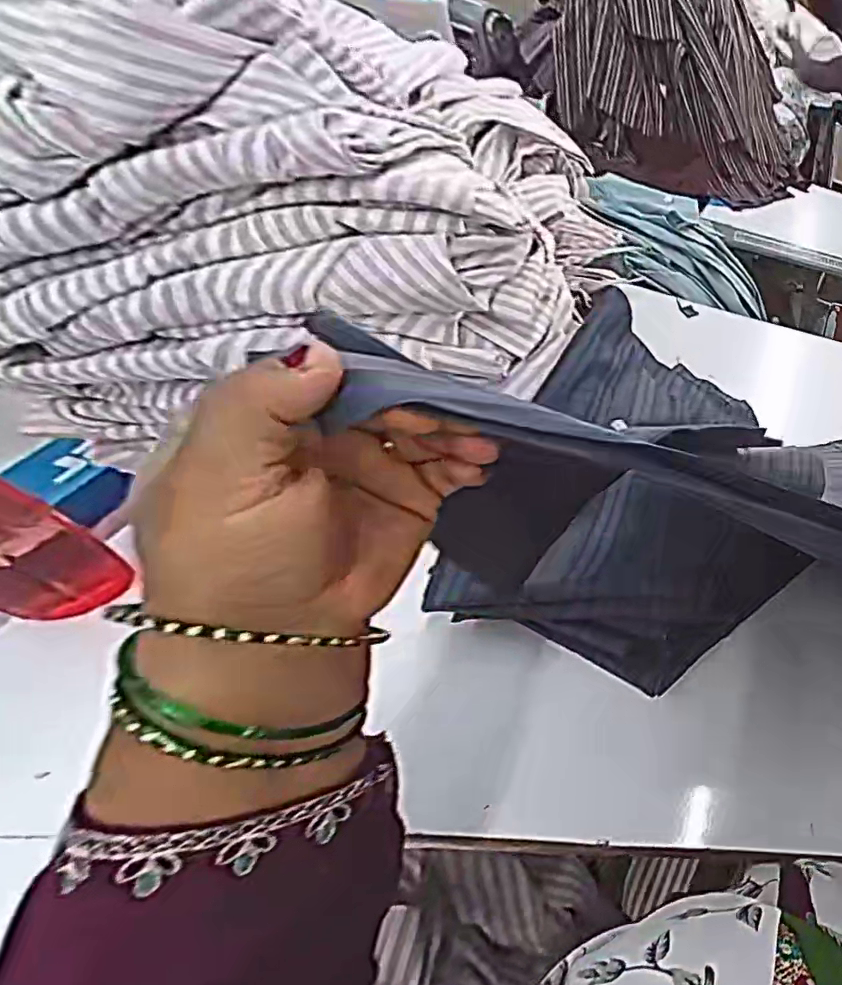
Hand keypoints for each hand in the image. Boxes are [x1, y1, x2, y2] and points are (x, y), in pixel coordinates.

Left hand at [136, 342, 497, 636]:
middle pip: (389, 403)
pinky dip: (468, 461)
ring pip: (425, 432)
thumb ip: (258, 406)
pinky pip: (448, 467)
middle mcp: (324, 438)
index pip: (331, 379)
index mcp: (267, 421)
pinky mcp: (410, 497)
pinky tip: (475, 466)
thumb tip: (319, 354)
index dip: (376, 382)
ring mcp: (371, 468)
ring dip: (456, 434)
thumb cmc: (230, 559)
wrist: (281, 630)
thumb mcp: (221, 474)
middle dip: (428, 410)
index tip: (410, 397)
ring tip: (476, 450)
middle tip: (454, 426)